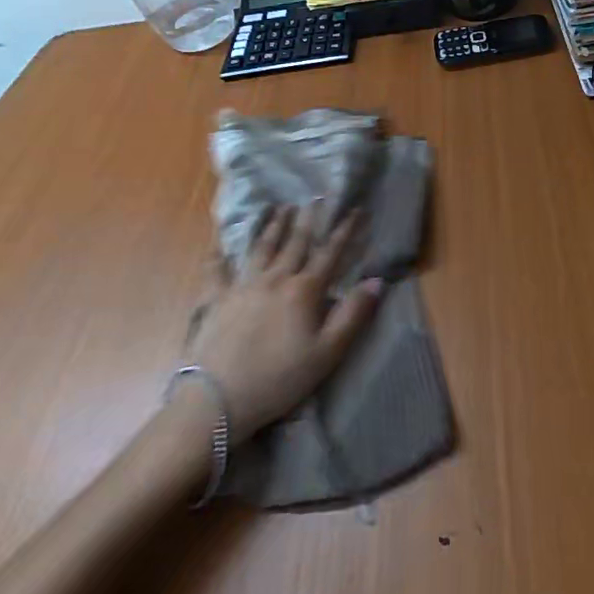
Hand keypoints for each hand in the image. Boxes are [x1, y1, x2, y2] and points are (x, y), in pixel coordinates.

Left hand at [184, 207, 381, 435]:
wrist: (219, 395)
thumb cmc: (280, 378)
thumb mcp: (327, 353)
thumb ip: (353, 315)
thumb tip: (378, 280)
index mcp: (304, 291)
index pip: (329, 254)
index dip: (344, 231)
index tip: (354, 209)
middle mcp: (274, 278)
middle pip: (294, 243)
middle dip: (307, 219)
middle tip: (314, 198)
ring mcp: (242, 285)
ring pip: (261, 248)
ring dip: (272, 226)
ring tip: (279, 208)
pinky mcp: (216, 298)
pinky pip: (217, 270)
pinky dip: (219, 255)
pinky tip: (218, 246)